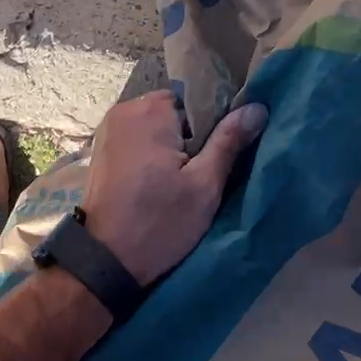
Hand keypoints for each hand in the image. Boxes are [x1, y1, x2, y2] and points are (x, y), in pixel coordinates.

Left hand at [81, 90, 267, 284]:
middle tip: (200, 176)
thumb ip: (229, 141)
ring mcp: (109, 129)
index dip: (214, 126)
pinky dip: (152, 156)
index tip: (218, 156)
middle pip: (176, 113)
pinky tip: (158, 184)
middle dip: (192, 138)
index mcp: (150, 110)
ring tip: (179, 183)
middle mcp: (125, 109)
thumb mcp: (204, 185)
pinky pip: (139, 140)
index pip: (197, 100)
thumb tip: (257, 107)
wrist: (104, 260)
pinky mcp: (102, 149)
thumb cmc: (159, 222)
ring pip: (158, 128)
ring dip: (172, 149)